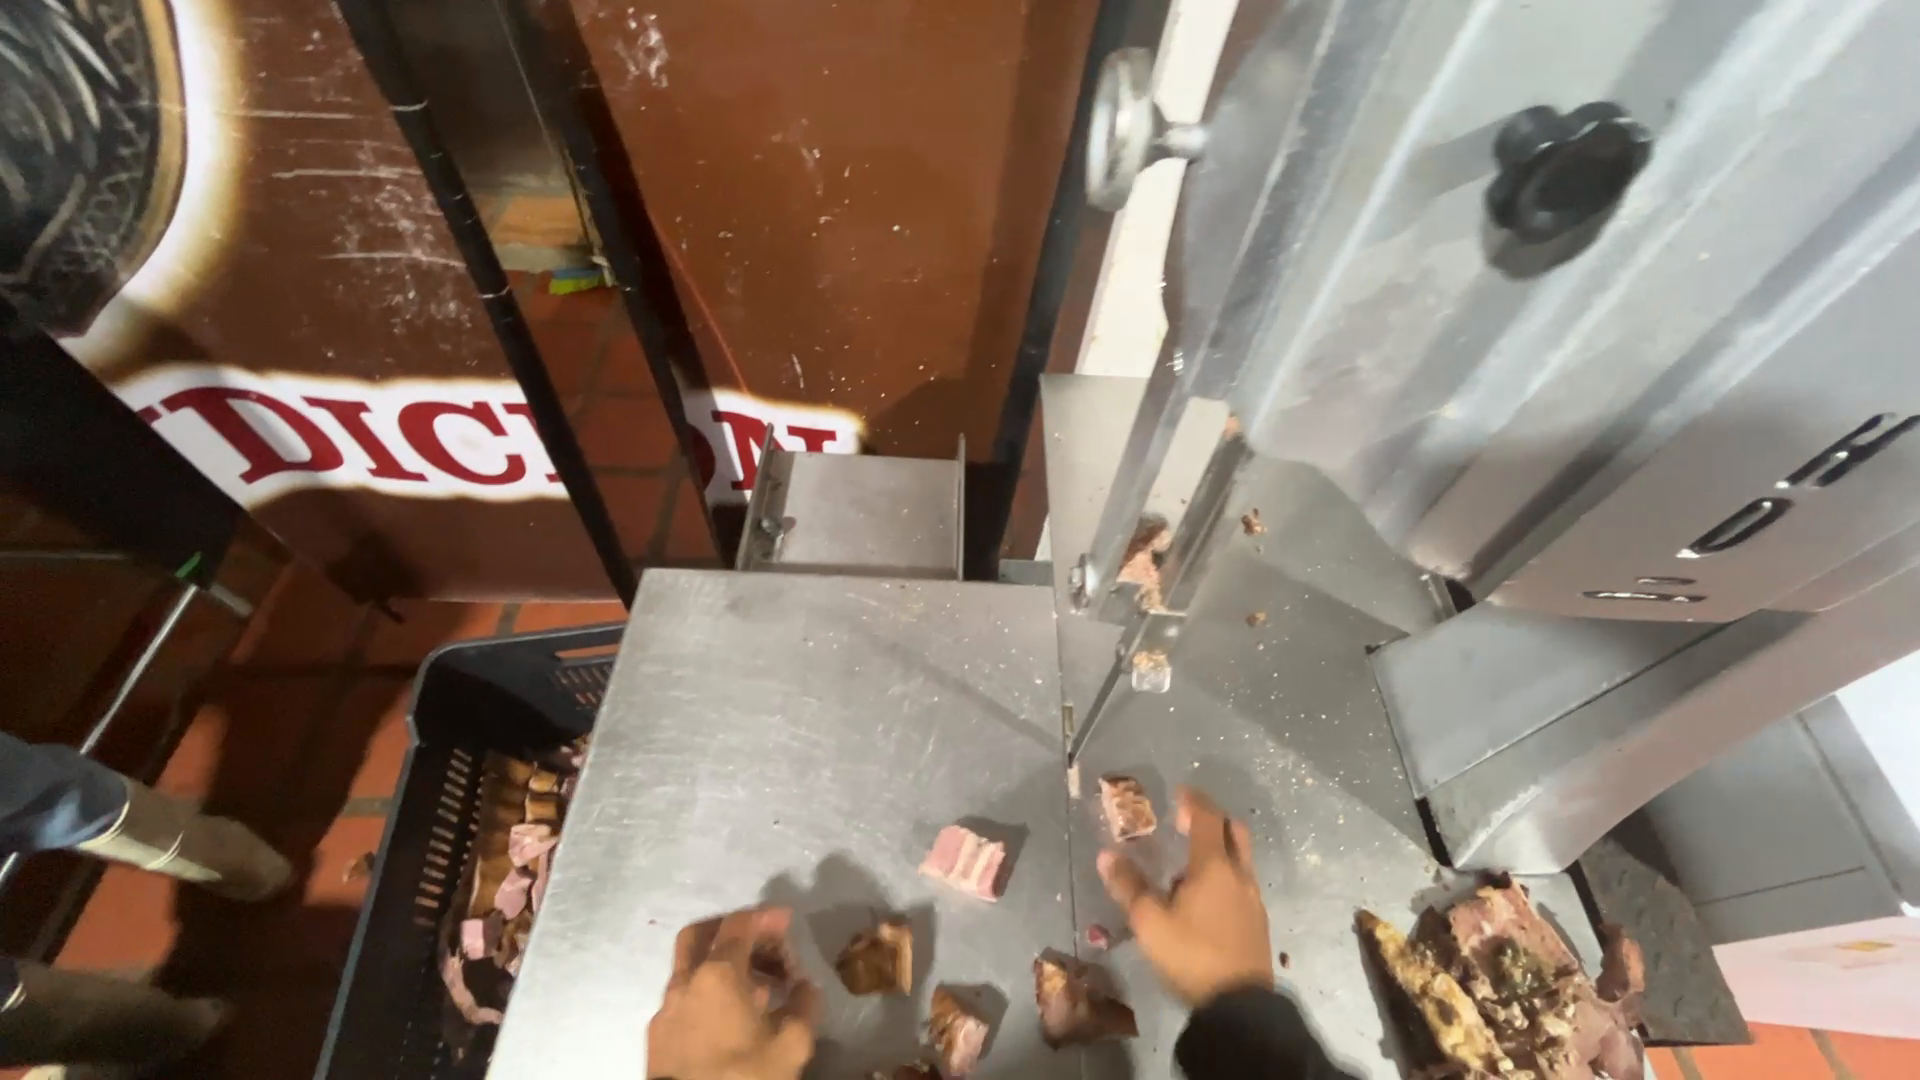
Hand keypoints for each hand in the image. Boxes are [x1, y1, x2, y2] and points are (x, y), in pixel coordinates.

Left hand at [647, 907, 818, 1079]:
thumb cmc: (742, 1078)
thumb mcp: (791, 1045)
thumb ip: (804, 1005)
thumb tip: (804, 987)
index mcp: (717, 974)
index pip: (739, 924)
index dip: (766, 917)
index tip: (789, 924)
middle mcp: (685, 982)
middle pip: (701, 933)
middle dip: (733, 931)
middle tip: (763, 945)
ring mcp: (666, 1010)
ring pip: (691, 968)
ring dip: (722, 966)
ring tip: (758, 990)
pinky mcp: (657, 1039)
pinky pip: (684, 999)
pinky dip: (708, 993)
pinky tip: (731, 1020)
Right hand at [1098, 786, 1272, 1006]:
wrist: (1241, 1008)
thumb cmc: (1192, 954)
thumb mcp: (1150, 922)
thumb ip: (1128, 885)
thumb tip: (1106, 854)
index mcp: (1213, 866)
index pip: (1207, 818)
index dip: (1193, 800)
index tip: (1178, 792)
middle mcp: (1238, 874)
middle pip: (1234, 830)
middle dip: (1212, 817)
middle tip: (1187, 819)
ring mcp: (1253, 899)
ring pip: (1241, 857)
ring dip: (1220, 846)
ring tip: (1190, 859)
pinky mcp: (1257, 921)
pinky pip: (1242, 881)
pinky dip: (1225, 872)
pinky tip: (1205, 894)